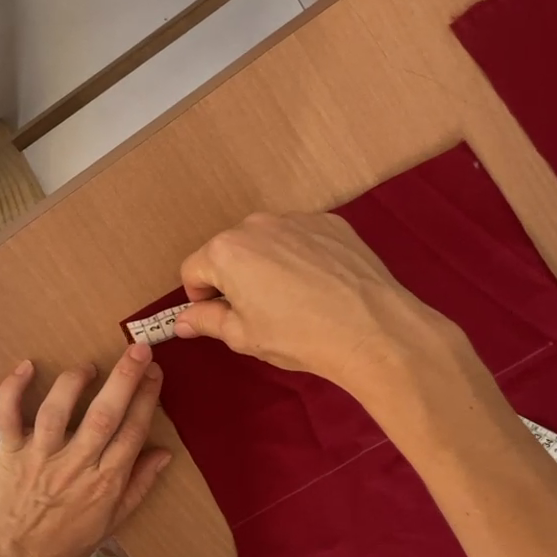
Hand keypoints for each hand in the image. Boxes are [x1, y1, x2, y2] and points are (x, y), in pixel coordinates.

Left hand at [0, 346, 170, 556]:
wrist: (11, 555)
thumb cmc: (64, 540)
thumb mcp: (111, 523)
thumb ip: (138, 486)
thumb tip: (164, 453)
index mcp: (105, 483)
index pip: (132, 434)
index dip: (147, 400)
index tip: (155, 371)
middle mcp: (75, 466)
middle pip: (103, 417)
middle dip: (123, 381)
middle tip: (138, 349)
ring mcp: (40, 457)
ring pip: (56, 412)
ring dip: (73, 384)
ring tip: (87, 366)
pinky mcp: (10, 452)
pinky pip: (9, 417)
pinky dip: (13, 390)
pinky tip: (26, 366)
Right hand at [175, 212, 471, 403]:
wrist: (373, 329)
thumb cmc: (298, 336)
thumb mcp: (242, 336)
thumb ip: (206, 321)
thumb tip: (183, 320)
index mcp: (225, 251)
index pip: (193, 269)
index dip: (200, 296)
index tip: (220, 316)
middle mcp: (255, 225)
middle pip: (228, 251)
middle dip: (234, 277)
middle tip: (257, 311)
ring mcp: (296, 220)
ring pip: (265, 242)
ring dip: (266, 264)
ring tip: (293, 299)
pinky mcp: (330, 223)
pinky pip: (300, 238)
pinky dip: (300, 256)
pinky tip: (319, 285)